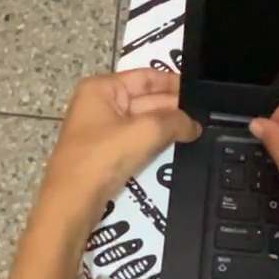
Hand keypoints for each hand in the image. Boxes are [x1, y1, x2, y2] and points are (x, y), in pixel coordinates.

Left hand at [39, 69, 201, 227]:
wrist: (73, 202)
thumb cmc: (102, 158)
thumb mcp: (146, 132)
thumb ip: (175, 122)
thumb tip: (195, 125)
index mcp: (102, 88)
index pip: (146, 76)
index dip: (174, 82)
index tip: (201, 92)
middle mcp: (100, 104)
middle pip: (146, 98)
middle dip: (174, 106)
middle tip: (205, 115)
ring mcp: (102, 131)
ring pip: (143, 122)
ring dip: (167, 126)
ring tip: (198, 128)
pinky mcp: (106, 154)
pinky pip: (136, 141)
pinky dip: (155, 142)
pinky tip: (177, 144)